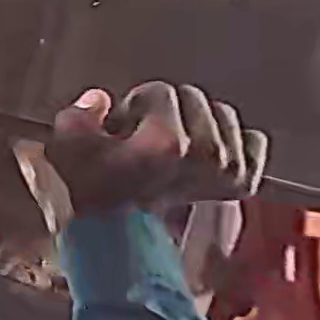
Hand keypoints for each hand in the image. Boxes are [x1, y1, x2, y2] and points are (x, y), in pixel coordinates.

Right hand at [39, 82, 268, 222]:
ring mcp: (227, 169)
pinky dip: (228, 139)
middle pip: (193, 97)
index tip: (122, 123)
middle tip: (142, 133)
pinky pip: (251, 140)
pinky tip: (200, 151)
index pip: (159, 91)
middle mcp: (206, 154)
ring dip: (194, 121)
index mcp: (166, 142)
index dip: (134, 103)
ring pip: (221, 113)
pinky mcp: (241, 182)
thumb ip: (80, 112)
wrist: (114, 228)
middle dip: (165, 110)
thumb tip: (101, 99)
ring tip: (168, 142)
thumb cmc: (92, 188)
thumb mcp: (67, 143)